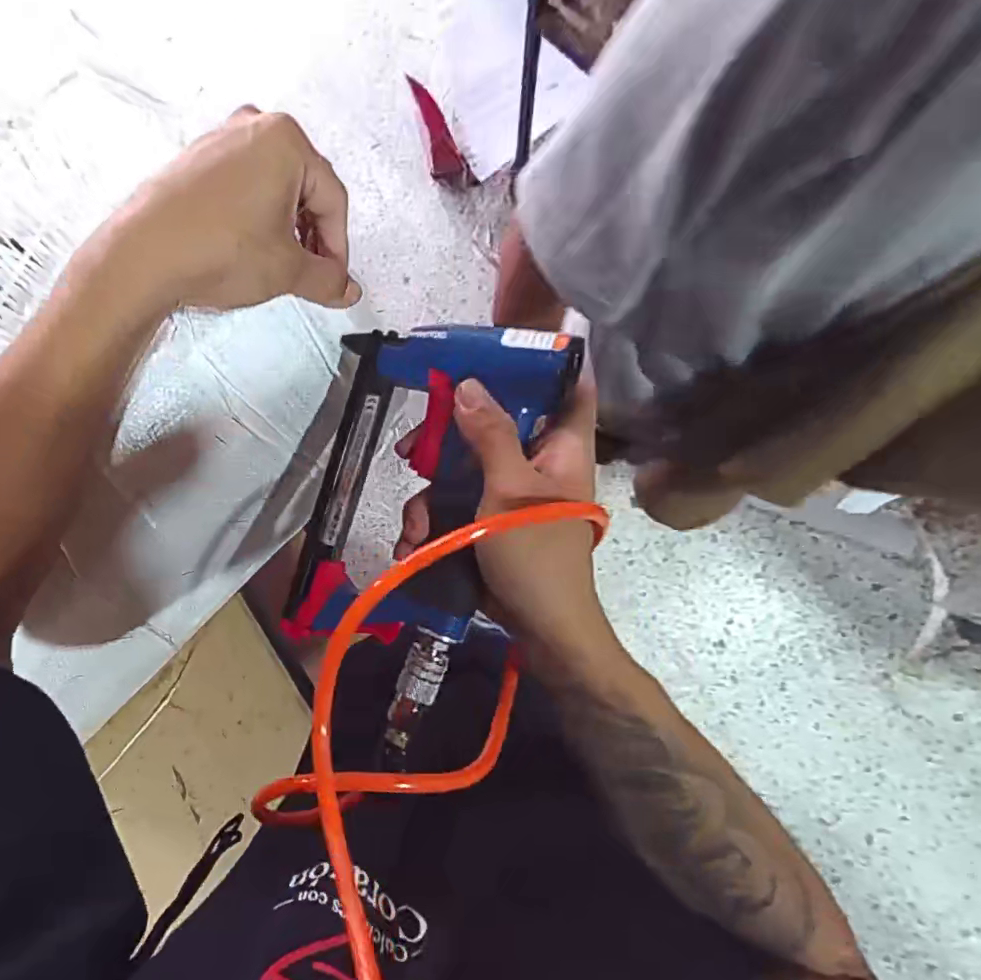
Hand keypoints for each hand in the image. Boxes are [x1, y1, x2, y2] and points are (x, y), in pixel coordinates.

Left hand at [72, 107, 361, 313]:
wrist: (143, 258)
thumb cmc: (209, 248)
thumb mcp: (287, 271)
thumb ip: (326, 279)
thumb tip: (343, 286)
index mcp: (285, 140)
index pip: (333, 200)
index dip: (339, 247)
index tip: (335, 275)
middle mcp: (252, 129)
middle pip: (306, 190)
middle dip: (312, 236)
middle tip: (312, 273)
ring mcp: (220, 143)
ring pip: (274, 190)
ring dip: (286, 230)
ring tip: (280, 267)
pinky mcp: (197, 164)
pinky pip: (245, 191)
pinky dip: (257, 221)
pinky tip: (250, 252)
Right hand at [394, 375, 602, 649]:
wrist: (540, 629)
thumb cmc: (536, 554)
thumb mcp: (510, 490)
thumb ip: (491, 435)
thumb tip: (469, 383)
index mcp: (562, 446)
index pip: (566, 386)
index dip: (540, 362)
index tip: (495, 350)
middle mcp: (539, 461)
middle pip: (495, 424)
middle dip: (449, 436)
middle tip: (414, 444)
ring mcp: (511, 492)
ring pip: (465, 468)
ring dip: (432, 493)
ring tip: (413, 524)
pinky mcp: (488, 520)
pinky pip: (458, 504)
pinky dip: (435, 521)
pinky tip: (414, 544)